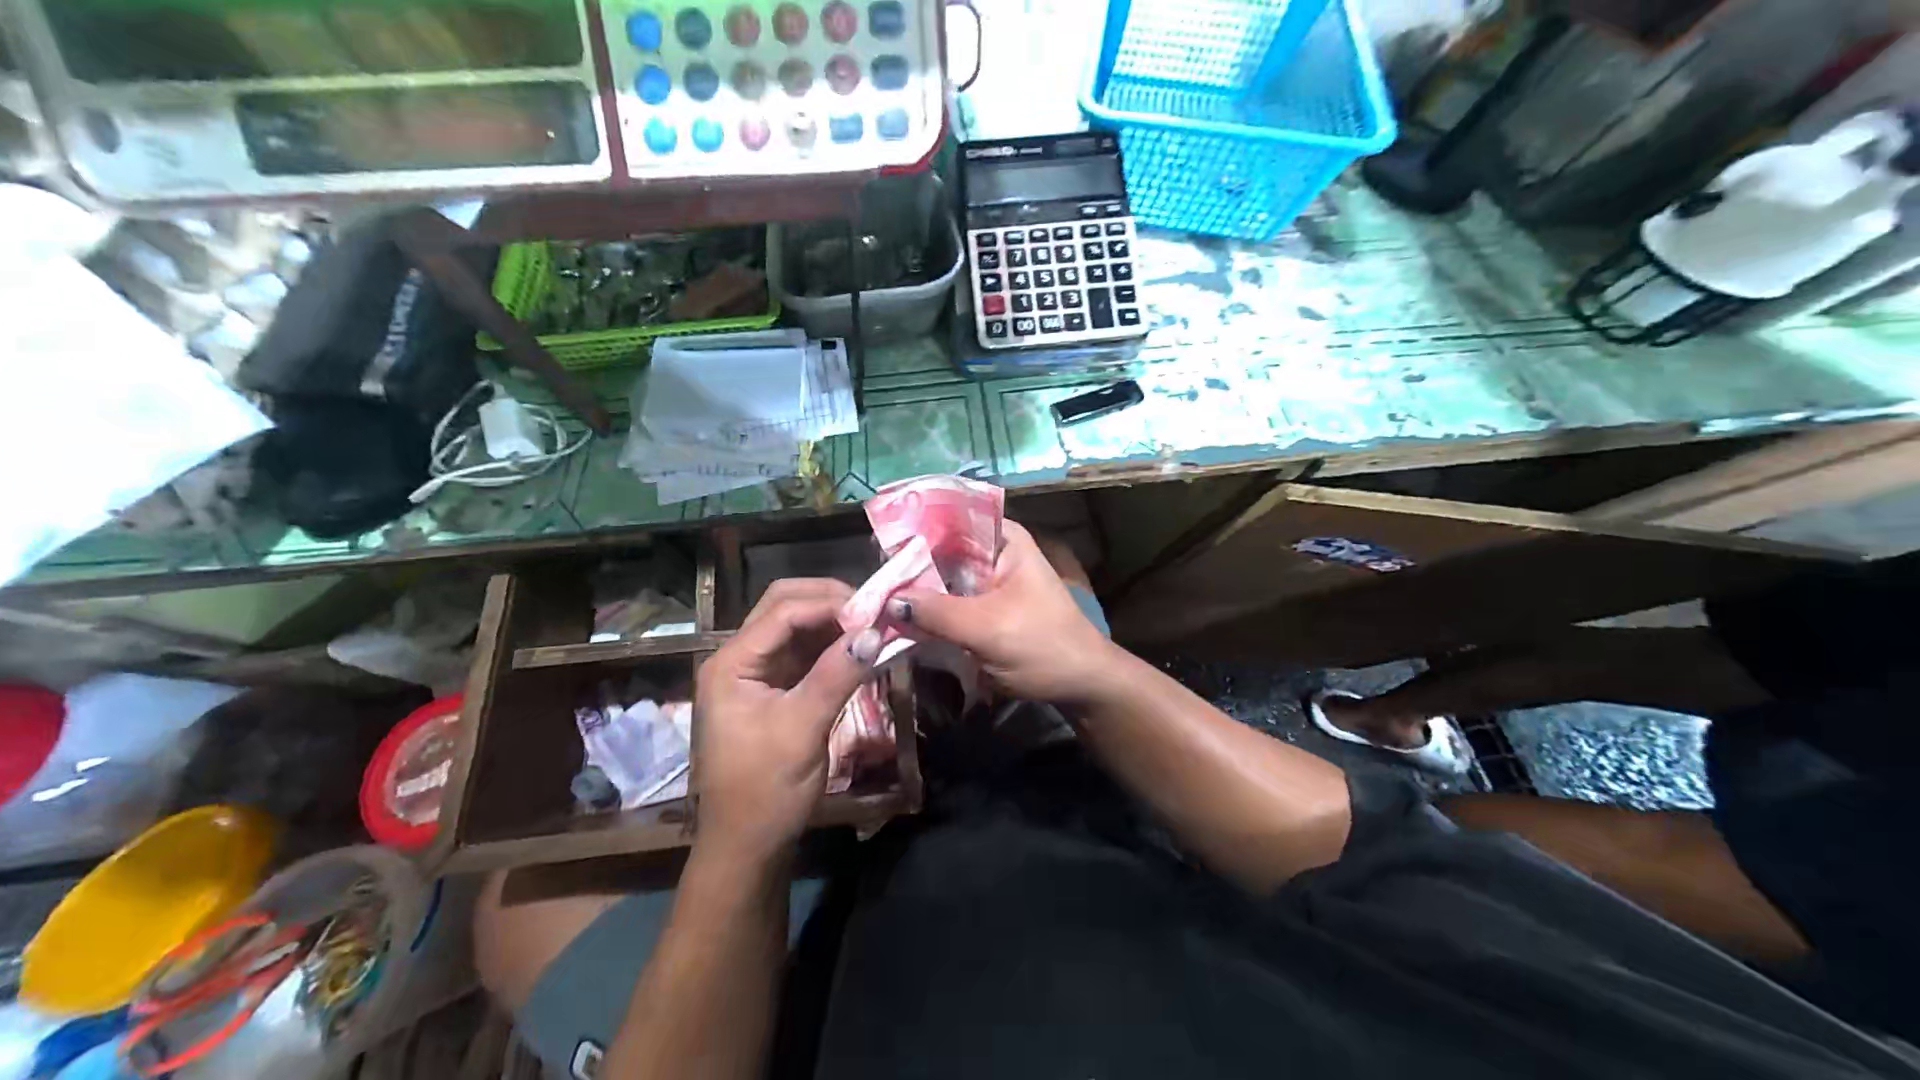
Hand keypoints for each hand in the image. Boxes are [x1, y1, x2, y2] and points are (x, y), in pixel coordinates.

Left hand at [694, 579, 881, 860]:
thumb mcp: (802, 730)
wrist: (747, 845)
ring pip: (797, 627)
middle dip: (830, 602)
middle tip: (873, 611)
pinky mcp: (774, 690)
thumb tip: (875, 632)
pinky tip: (859, 648)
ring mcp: (756, 674)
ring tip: (873, 625)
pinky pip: (805, 653)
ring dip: (834, 622)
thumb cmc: (766, 791)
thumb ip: (836, 676)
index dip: (830, 603)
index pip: (783, 611)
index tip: (874, 610)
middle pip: (784, 608)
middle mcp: (739, 658)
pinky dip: (832, 646)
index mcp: (731, 663)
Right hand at [888, 521, 1126, 703]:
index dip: (914, 524)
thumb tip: (887, 599)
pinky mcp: (980, 610)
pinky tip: (895, 617)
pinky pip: (944, 602)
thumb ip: (938, 612)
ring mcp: (986, 582)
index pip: (950, 514)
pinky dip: (924, 610)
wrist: (1082, 687)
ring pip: (939, 576)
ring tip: (872, 596)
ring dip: (912, 588)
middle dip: (907, 561)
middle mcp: (991, 552)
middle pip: (939, 547)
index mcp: (1002, 539)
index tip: (877, 540)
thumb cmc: (1045, 647)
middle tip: (867, 576)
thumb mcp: (989, 628)